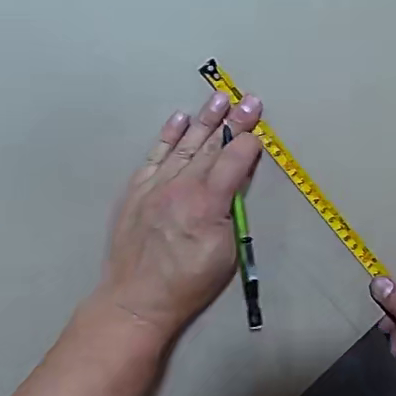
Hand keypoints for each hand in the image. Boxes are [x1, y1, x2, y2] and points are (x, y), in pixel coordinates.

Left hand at [92, 90, 264, 338]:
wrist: (136, 298)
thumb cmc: (188, 283)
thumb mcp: (225, 253)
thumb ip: (231, 213)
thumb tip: (235, 184)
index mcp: (207, 203)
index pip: (233, 161)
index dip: (248, 144)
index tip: (259, 128)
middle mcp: (180, 186)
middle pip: (211, 146)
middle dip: (232, 121)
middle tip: (248, 99)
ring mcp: (155, 185)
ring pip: (184, 144)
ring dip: (203, 119)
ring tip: (218, 98)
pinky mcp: (136, 190)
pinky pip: (155, 155)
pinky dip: (168, 136)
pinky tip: (179, 119)